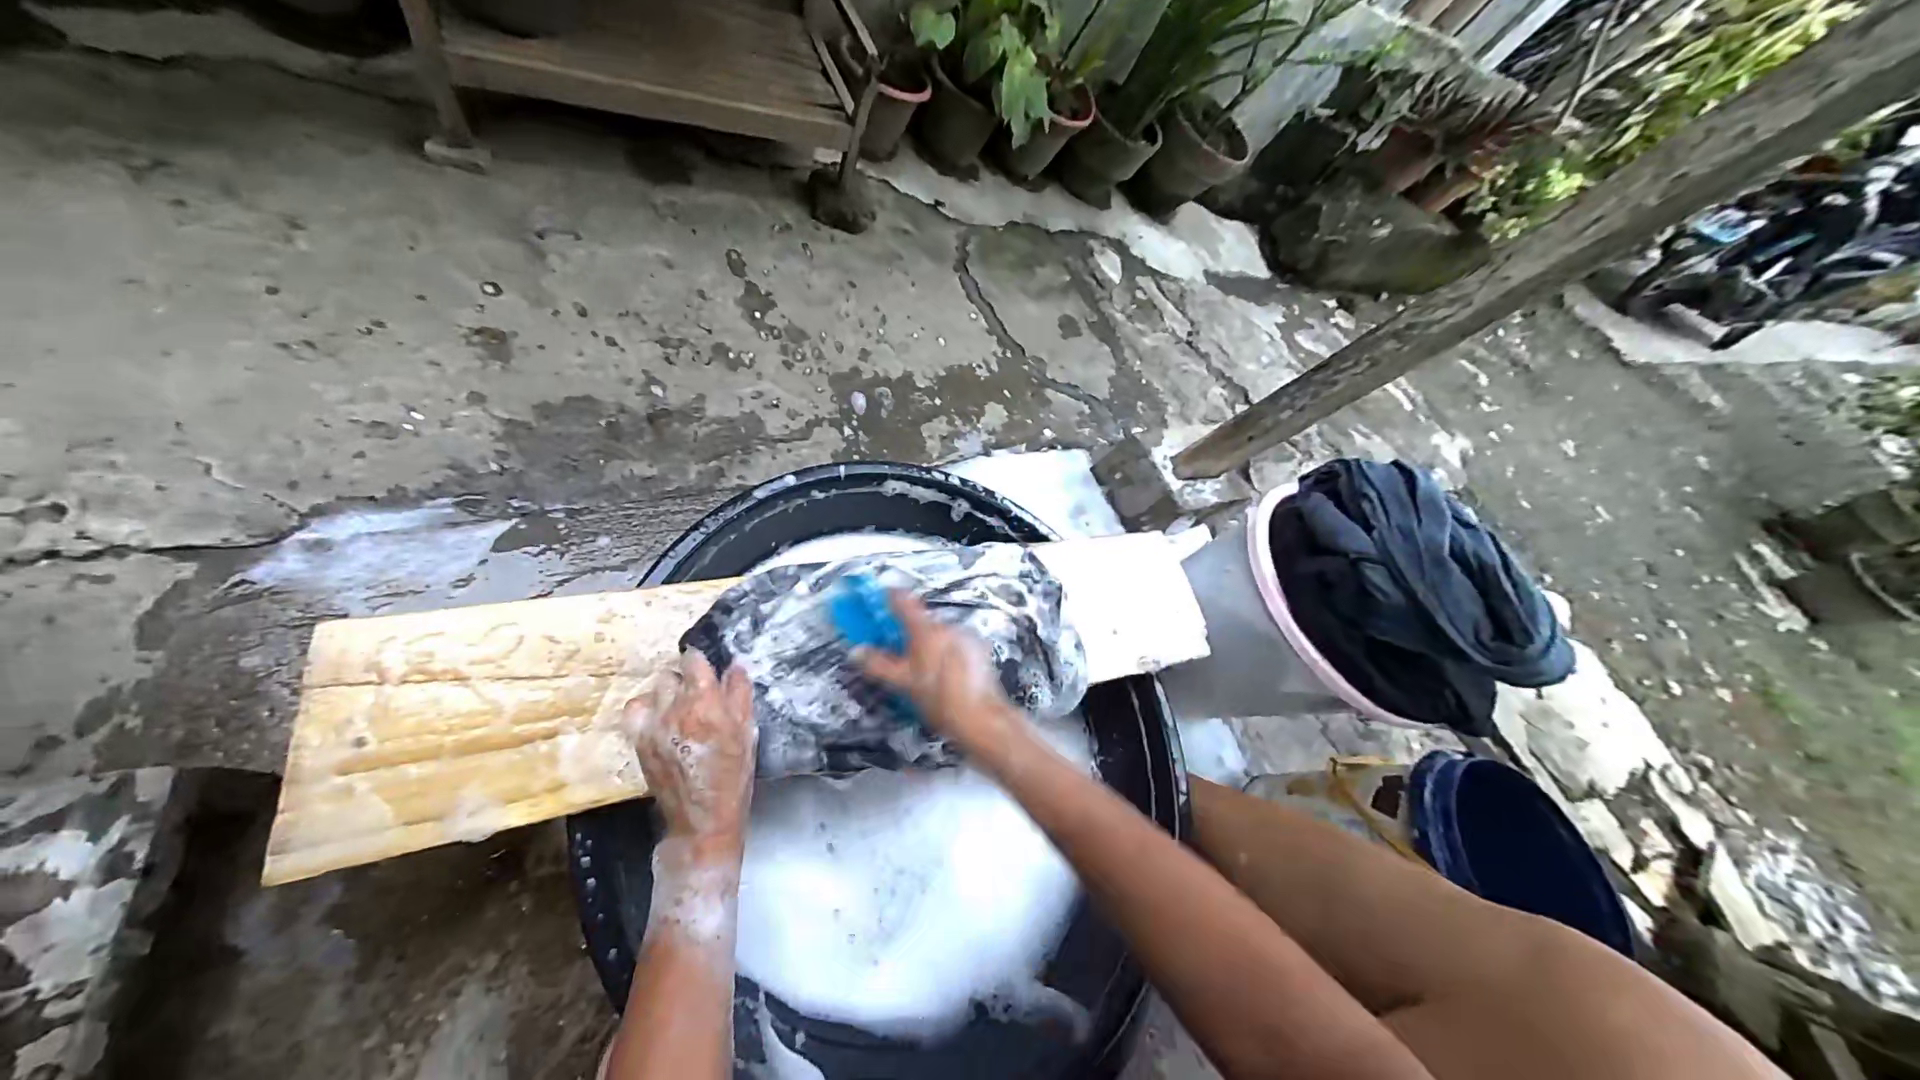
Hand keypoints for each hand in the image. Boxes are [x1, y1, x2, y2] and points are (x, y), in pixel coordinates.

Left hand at [625, 650, 755, 846]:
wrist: (702, 817)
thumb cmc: (733, 773)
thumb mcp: (747, 730)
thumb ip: (740, 693)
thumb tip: (734, 665)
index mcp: (704, 702)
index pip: (692, 660)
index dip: (700, 660)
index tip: (706, 668)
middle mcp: (674, 708)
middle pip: (672, 673)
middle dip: (685, 679)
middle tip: (699, 694)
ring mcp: (652, 724)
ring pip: (654, 689)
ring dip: (667, 693)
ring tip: (679, 708)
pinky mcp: (638, 740)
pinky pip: (635, 709)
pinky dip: (646, 708)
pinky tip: (659, 718)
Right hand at [854, 589, 1027, 761]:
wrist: (981, 717)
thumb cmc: (938, 699)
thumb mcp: (903, 683)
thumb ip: (878, 664)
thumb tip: (856, 651)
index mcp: (925, 629)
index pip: (902, 600)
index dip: (888, 597)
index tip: (878, 602)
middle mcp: (947, 625)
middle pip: (922, 620)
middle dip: (908, 632)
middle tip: (899, 653)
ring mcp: (966, 635)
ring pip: (940, 633)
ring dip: (930, 644)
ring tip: (924, 671)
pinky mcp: (979, 648)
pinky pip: (956, 643)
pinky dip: (947, 652)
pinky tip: (945, 675)